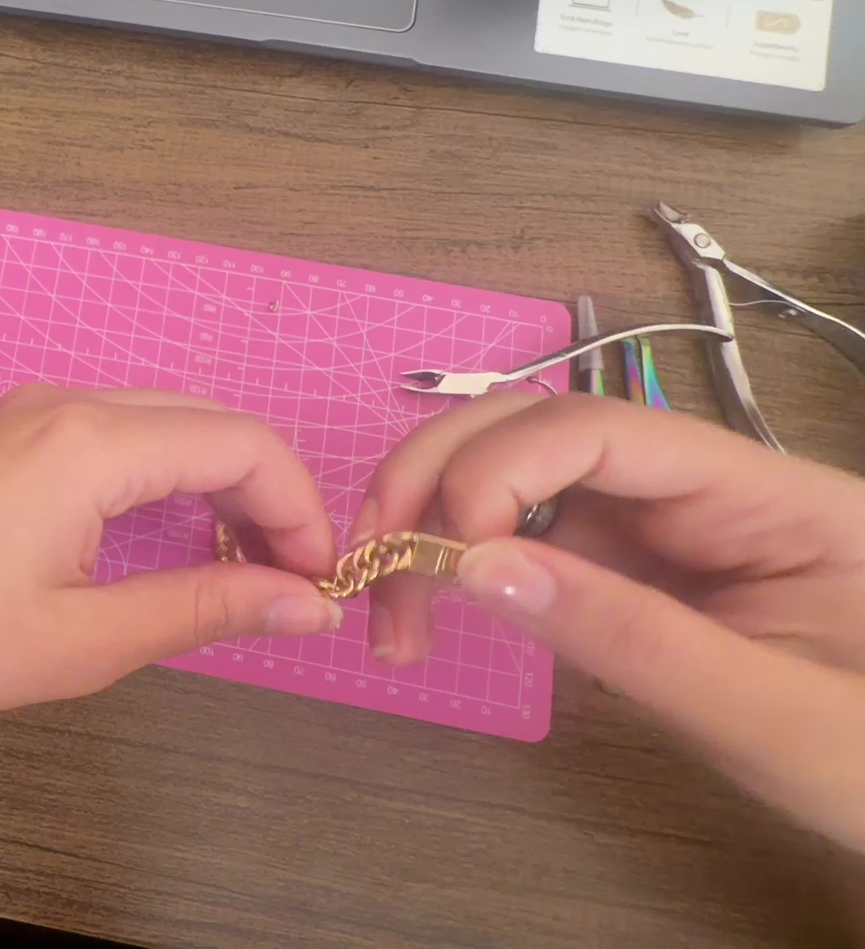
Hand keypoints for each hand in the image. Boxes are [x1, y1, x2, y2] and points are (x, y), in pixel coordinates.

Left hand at [0, 384, 341, 717]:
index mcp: (89, 441)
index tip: (312, 583)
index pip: (242, 443)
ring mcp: (28, 410)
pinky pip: (110, 433)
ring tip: (231, 565)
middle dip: (262, 493)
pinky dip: (156, 476)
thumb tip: (305, 601)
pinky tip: (162, 534)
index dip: (299, 508)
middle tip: (280, 581)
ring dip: (210, 483)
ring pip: (159, 423)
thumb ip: (203, 607)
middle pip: (206, 423)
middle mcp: (64, 401)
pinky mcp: (6, 431)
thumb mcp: (83, 638)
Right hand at [357, 393, 864, 850]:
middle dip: (427, 480)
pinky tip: (412, 611)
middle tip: (372, 559)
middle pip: (519, 427)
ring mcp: (630, 516)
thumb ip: (631, 639)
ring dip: (414, 523)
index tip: (451, 554)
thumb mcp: (778, 723)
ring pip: (486, 470)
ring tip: (386, 610)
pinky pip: (490, 529)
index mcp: (763, 495)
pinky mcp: (591, 553)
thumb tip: (473, 565)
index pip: (597, 428)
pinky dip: (432, 561)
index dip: (499, 467)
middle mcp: (680, 482)